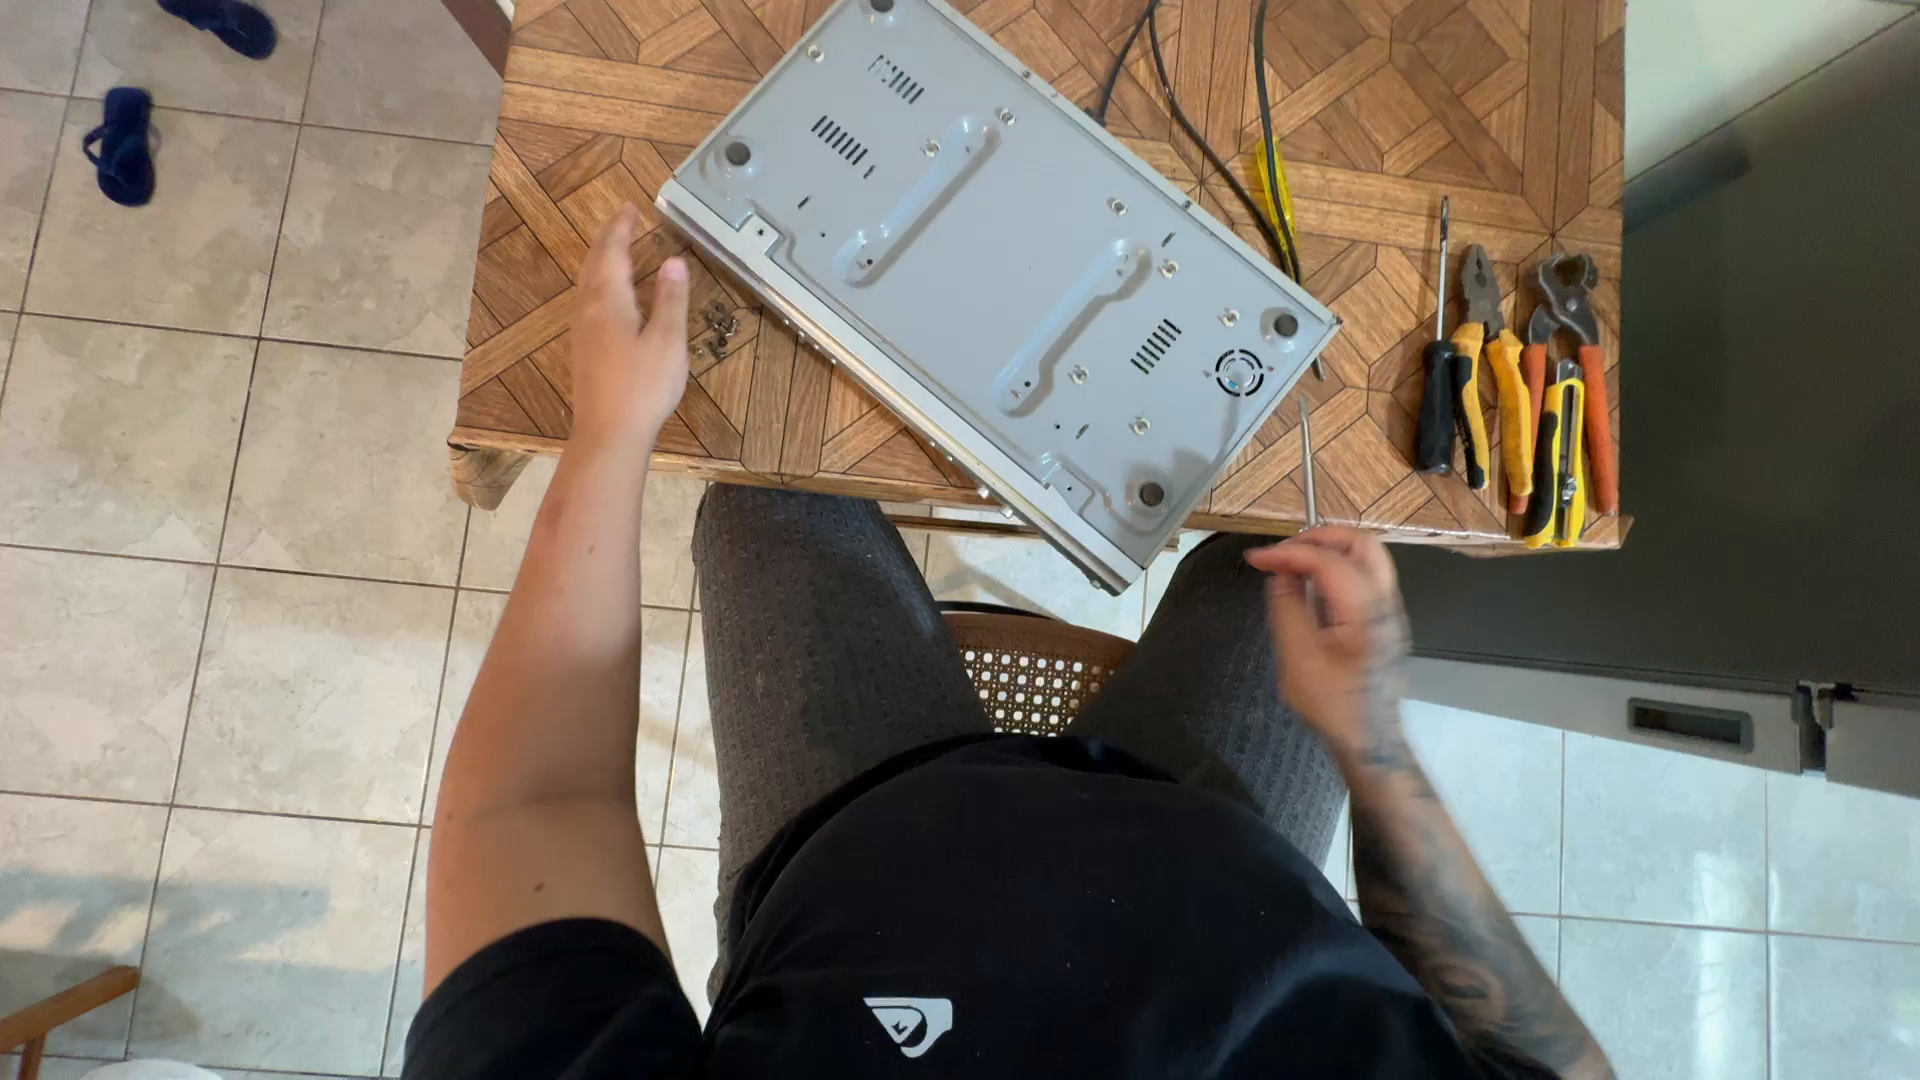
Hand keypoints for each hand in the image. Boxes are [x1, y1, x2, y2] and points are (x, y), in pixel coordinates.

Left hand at [569, 203, 689, 451]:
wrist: (610, 431)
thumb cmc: (643, 386)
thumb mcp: (667, 342)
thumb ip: (671, 300)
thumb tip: (674, 262)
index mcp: (609, 300)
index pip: (613, 253)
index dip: (622, 229)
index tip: (632, 209)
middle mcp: (588, 308)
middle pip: (594, 263)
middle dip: (609, 239)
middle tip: (624, 221)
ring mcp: (582, 330)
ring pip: (587, 282)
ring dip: (601, 260)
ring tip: (616, 250)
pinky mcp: (583, 349)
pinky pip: (588, 301)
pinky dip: (599, 283)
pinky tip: (609, 296)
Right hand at [1245, 526, 1409, 764]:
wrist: (1370, 739)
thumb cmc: (1332, 704)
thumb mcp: (1297, 658)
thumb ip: (1287, 608)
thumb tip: (1280, 575)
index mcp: (1364, 612)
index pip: (1328, 560)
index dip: (1288, 552)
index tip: (1256, 560)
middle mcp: (1385, 604)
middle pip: (1362, 544)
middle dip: (1318, 537)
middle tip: (1282, 551)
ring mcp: (1389, 611)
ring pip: (1367, 557)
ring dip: (1328, 550)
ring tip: (1291, 563)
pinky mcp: (1383, 620)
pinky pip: (1364, 576)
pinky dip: (1335, 566)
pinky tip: (1308, 583)